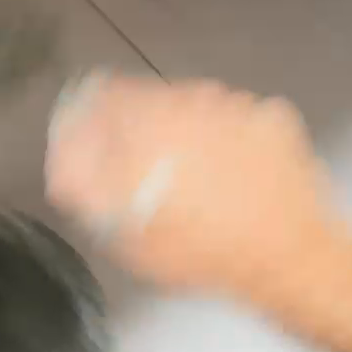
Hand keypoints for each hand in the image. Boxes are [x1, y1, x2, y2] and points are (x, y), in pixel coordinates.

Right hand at [45, 74, 337, 294]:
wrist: (288, 257)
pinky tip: (224, 170)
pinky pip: (231, 118)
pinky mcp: (274, 118)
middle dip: (136, 127)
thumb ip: (84, 188)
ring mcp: (238, 105)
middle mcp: (191, 100)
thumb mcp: (120, 230)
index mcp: (148, 122)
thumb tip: (62, 163)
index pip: (102, 95)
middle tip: (136, 167)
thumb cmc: (196, 247)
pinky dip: (221, 136)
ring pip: (190, 105)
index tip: (90, 142)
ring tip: (183, 172)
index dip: (89, 118)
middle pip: (146, 99)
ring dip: (179, 129)